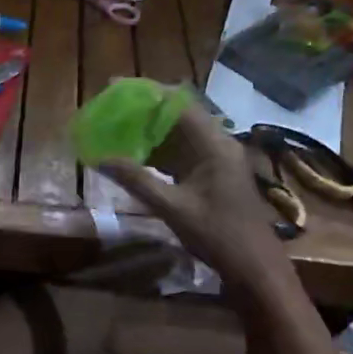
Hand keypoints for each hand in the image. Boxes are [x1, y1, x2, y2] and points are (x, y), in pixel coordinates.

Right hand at [99, 104, 286, 285]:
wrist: (254, 267)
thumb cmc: (218, 234)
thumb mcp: (172, 207)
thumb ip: (136, 180)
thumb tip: (99, 159)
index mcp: (214, 146)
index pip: (179, 105)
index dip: (147, 92)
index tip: (115, 87)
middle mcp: (217, 145)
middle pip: (177, 116)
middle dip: (143, 110)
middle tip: (109, 108)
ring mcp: (214, 161)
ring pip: (176, 135)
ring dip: (146, 131)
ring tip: (113, 128)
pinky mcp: (208, 176)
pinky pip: (177, 154)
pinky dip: (154, 151)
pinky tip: (131, 155)